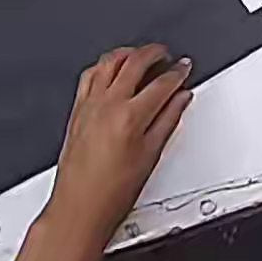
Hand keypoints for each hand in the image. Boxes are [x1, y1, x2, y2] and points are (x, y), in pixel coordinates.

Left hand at [42, 44, 193, 259]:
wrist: (78, 208)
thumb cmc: (111, 192)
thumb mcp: (150, 156)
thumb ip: (168, 120)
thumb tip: (181, 99)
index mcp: (131, 117)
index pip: (162, 83)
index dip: (177, 72)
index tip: (184, 67)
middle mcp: (108, 104)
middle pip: (136, 61)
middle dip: (155, 52)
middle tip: (166, 54)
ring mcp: (90, 103)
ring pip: (110, 61)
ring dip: (129, 52)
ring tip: (141, 54)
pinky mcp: (77, 108)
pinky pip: (89, 74)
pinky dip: (104, 65)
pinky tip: (111, 67)